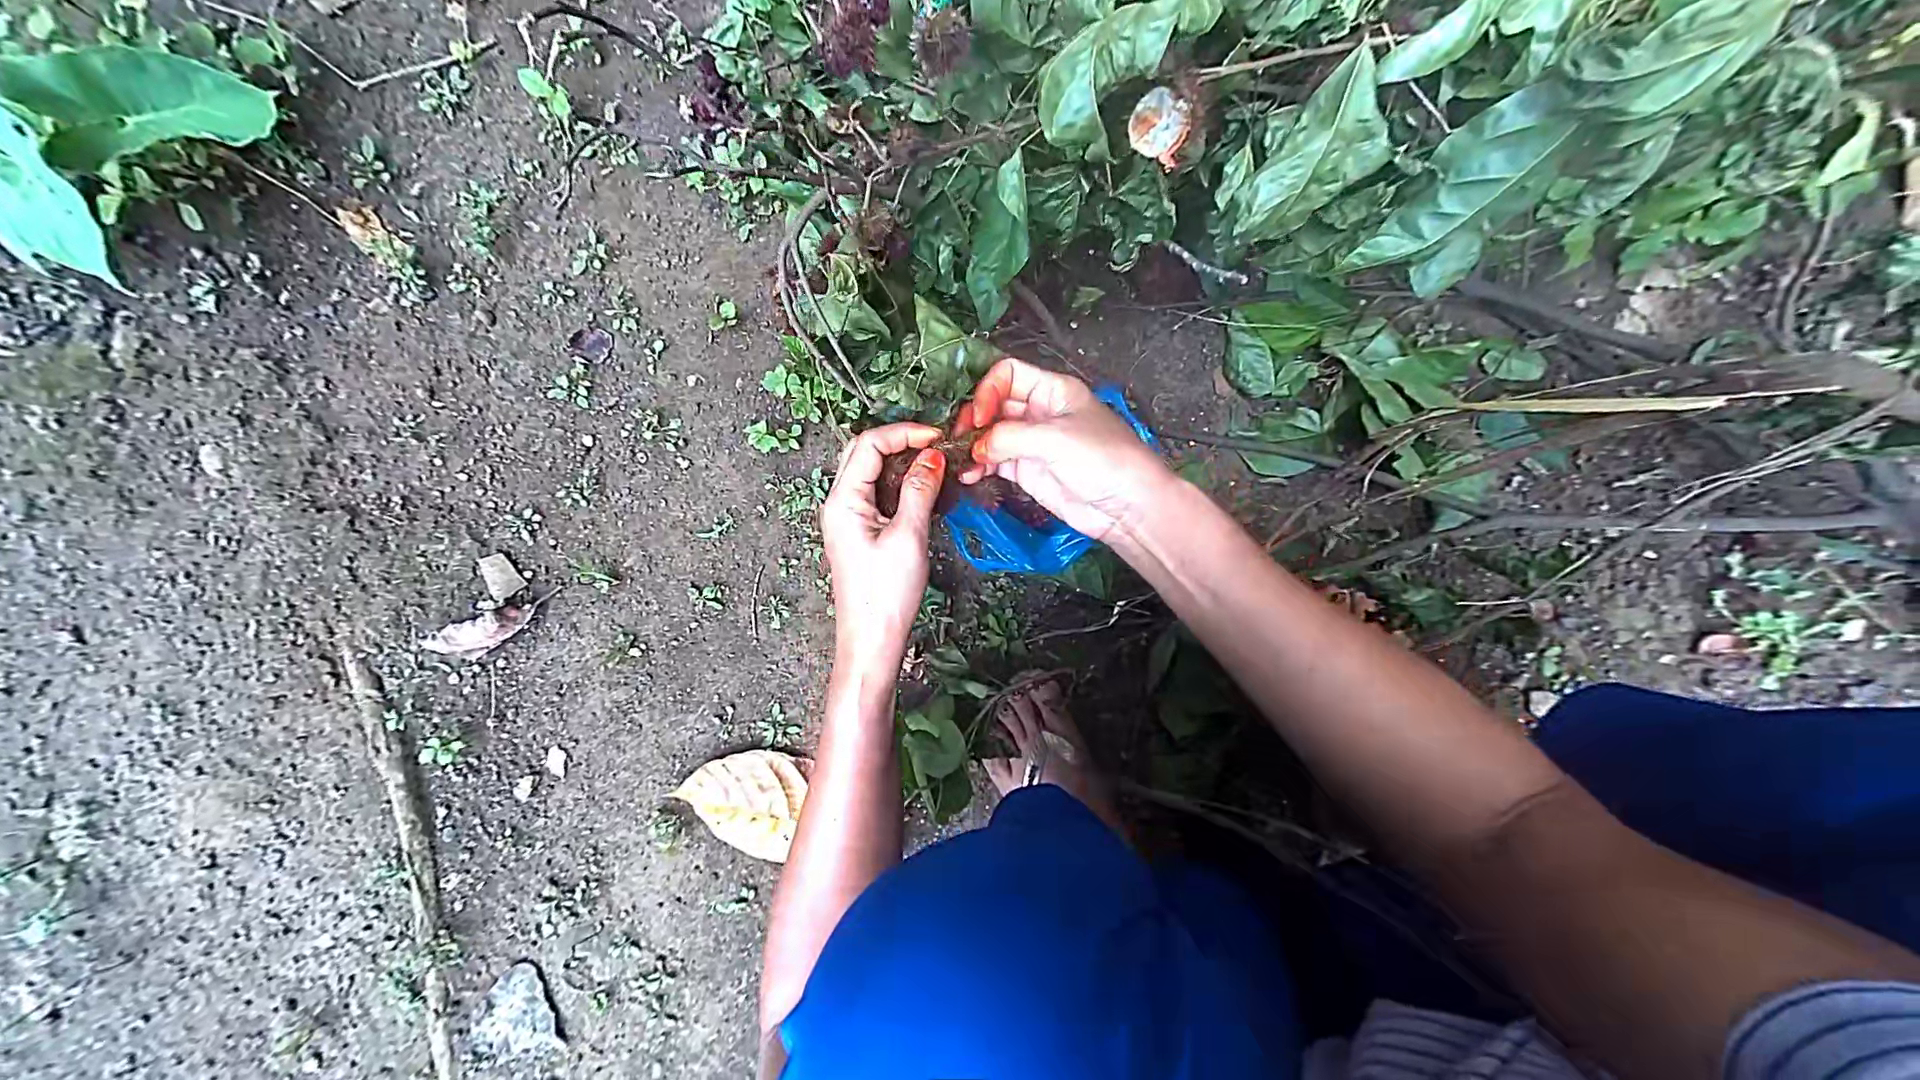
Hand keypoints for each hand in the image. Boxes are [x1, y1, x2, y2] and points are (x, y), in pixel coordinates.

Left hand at [820, 423, 943, 670]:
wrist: (872, 640)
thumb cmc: (885, 596)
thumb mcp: (909, 536)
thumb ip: (920, 490)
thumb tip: (932, 457)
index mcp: (843, 501)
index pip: (869, 444)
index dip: (904, 433)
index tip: (937, 437)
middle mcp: (839, 504)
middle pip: (865, 453)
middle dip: (901, 442)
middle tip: (936, 446)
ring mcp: (848, 518)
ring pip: (872, 473)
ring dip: (902, 463)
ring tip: (935, 466)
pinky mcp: (860, 532)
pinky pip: (877, 495)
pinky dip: (900, 486)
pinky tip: (924, 492)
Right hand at [955, 357, 1171, 540]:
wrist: (1128, 506)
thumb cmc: (1108, 461)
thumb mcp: (1057, 439)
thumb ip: (1011, 437)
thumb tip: (978, 445)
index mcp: (1053, 390)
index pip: (1008, 374)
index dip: (987, 390)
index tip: (979, 415)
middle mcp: (1040, 412)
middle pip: (993, 404)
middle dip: (974, 419)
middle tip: (963, 438)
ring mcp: (1032, 442)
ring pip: (990, 434)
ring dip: (973, 445)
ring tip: (964, 460)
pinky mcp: (1028, 470)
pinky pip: (994, 461)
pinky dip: (979, 465)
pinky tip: (971, 474)